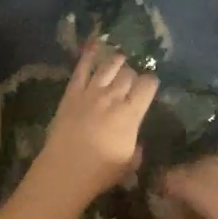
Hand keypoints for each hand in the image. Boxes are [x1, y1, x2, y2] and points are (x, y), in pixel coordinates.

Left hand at [31, 41, 159, 200]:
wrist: (66, 169)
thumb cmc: (101, 172)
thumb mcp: (130, 163)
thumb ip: (137, 146)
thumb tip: (136, 139)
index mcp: (131, 114)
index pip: (148, 86)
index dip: (151, 82)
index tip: (151, 85)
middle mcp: (113, 97)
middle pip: (128, 74)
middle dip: (133, 74)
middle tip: (132, 79)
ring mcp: (91, 92)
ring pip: (107, 67)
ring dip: (116, 61)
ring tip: (120, 59)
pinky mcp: (71, 93)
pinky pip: (81, 69)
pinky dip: (88, 57)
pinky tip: (94, 47)